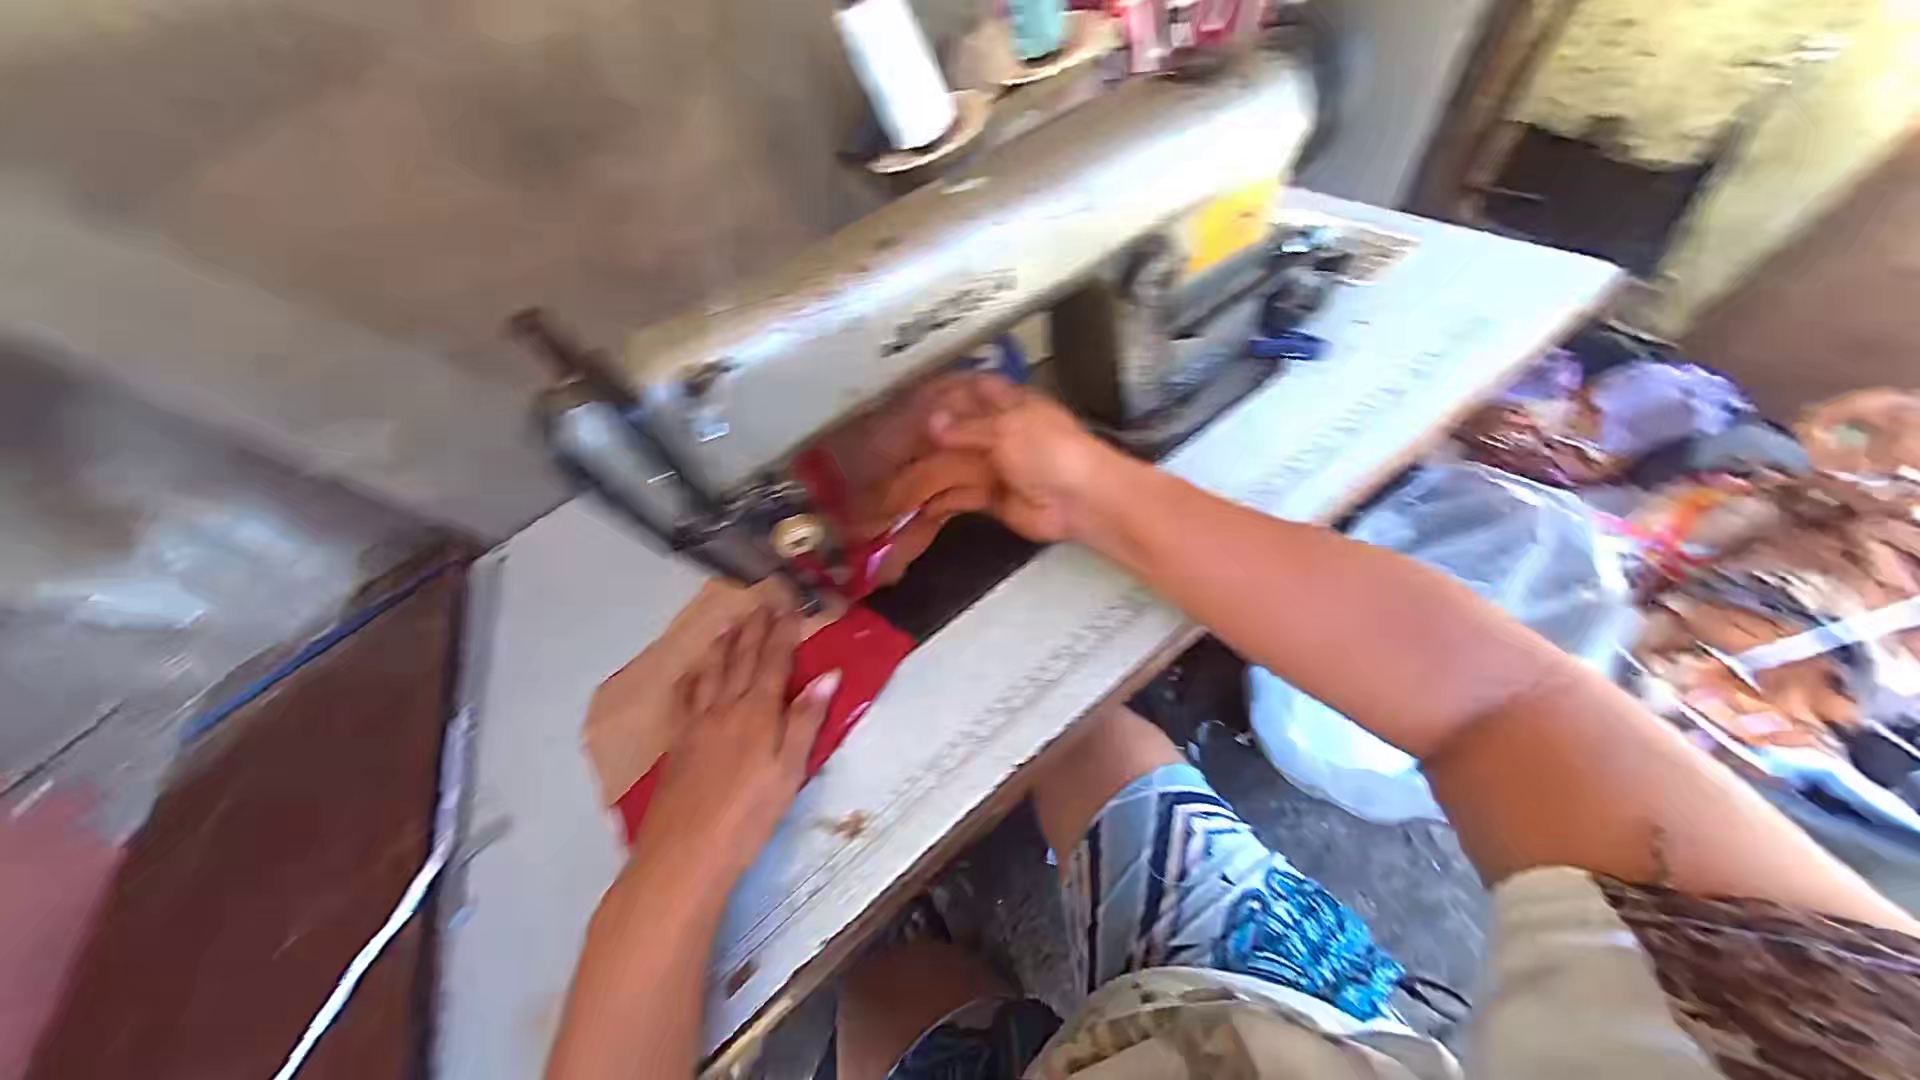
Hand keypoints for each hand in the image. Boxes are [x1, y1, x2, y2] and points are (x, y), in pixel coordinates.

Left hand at [627, 601, 840, 892]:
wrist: (686, 852)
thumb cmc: (750, 814)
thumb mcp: (790, 769)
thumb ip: (806, 719)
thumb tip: (829, 674)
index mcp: (758, 712)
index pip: (773, 661)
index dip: (782, 633)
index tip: (788, 609)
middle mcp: (726, 708)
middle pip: (740, 659)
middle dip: (753, 629)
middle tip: (760, 604)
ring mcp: (697, 723)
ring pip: (711, 672)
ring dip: (722, 645)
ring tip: (729, 624)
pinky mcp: (677, 742)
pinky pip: (684, 698)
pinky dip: (691, 678)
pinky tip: (691, 673)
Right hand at [859, 375, 1128, 563]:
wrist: (1080, 500)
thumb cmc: (1052, 452)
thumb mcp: (1006, 428)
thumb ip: (967, 427)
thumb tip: (933, 422)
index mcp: (1010, 405)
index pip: (973, 388)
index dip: (946, 388)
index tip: (914, 390)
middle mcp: (1002, 433)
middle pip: (960, 428)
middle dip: (931, 431)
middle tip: (895, 433)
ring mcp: (997, 466)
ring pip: (957, 463)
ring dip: (932, 466)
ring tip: (896, 467)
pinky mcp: (993, 498)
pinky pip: (961, 495)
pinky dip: (941, 497)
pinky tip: (917, 499)